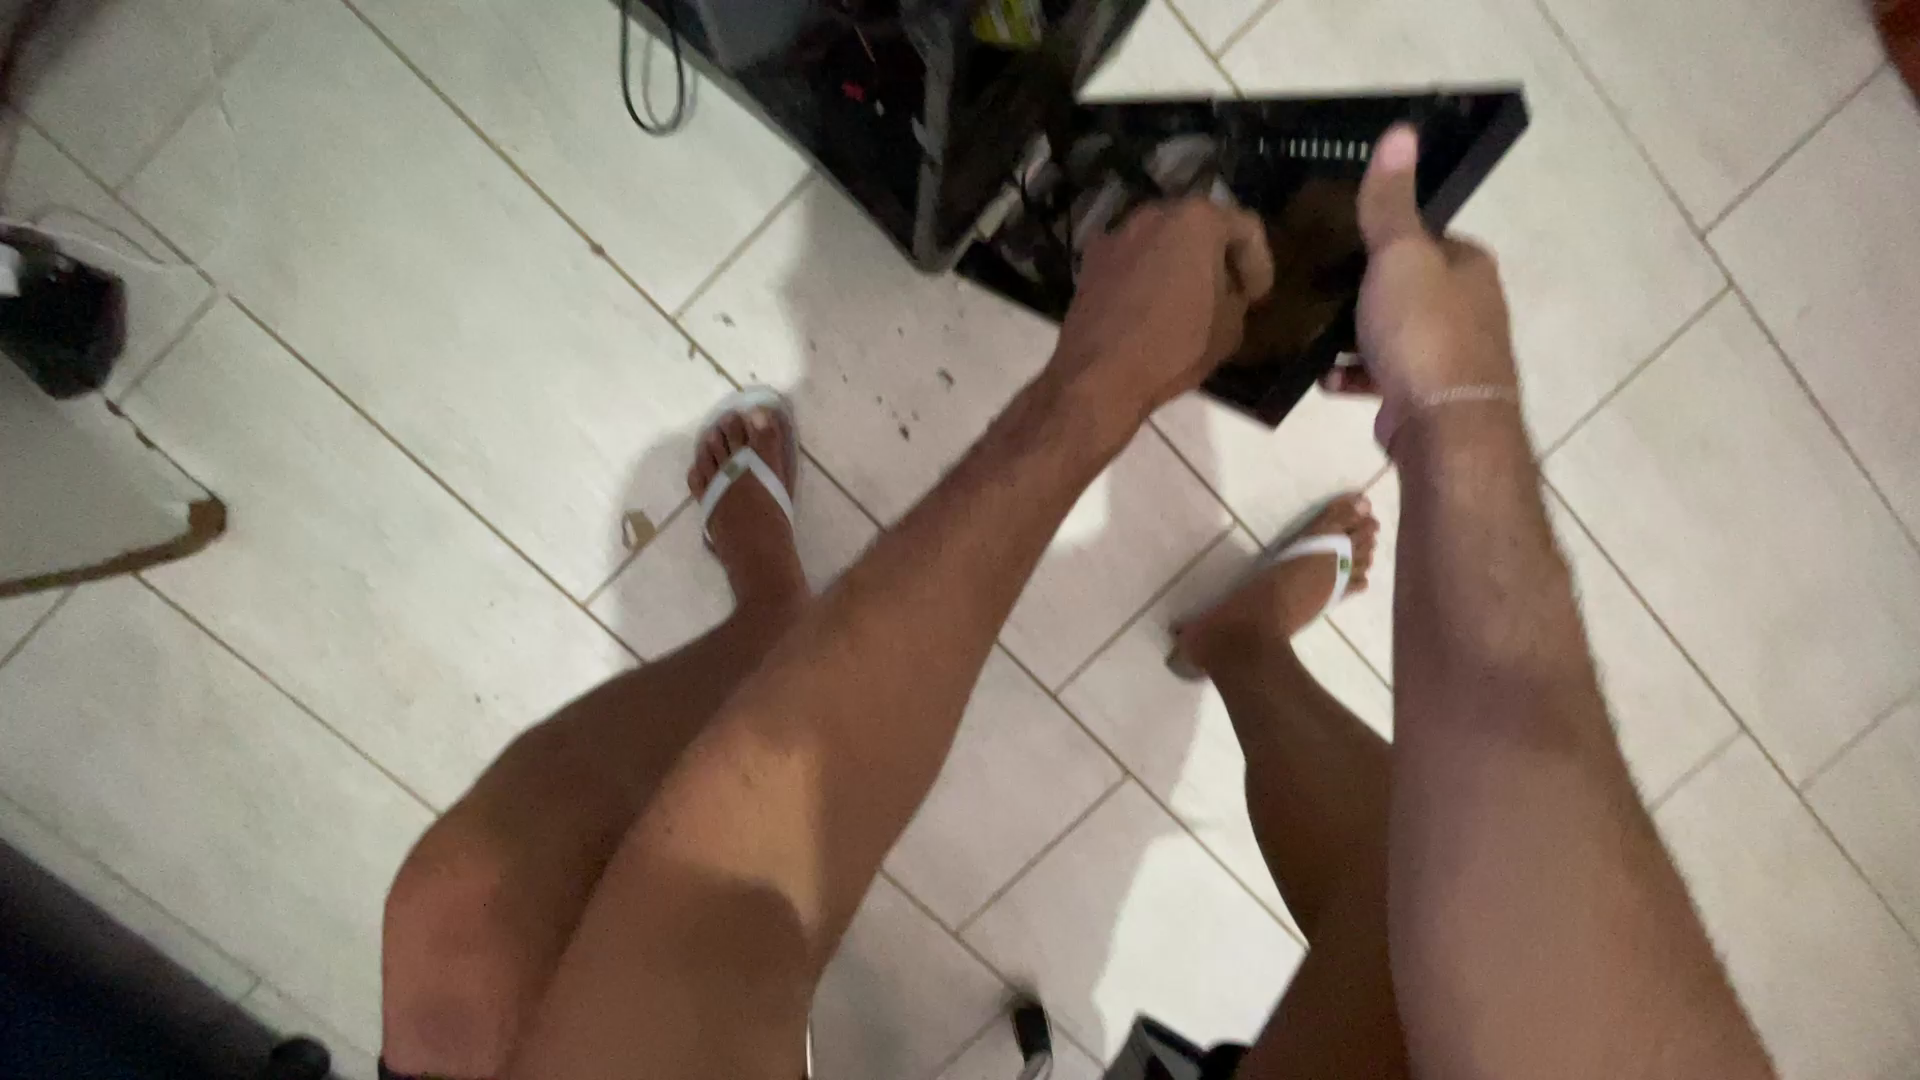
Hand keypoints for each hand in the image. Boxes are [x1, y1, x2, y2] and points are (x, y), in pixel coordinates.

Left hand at [1048, 197, 1274, 425]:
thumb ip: (1237, 299)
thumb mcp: (1229, 329)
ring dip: (1176, 265)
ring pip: (1159, 243)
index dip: (1259, 264)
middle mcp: (1152, 215)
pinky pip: (1129, 264)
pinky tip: (1147, 309)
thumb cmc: (1173, 348)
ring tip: (1184, 301)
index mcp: (1197, 220)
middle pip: (1197, 229)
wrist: (1097, 376)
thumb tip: (1226, 294)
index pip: (1245, 230)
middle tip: (1225, 293)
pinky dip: (1143, 278)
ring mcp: (1115, 237)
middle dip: (1215, 259)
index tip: (1258, 297)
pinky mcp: (1088, 265)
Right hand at [1325, 125, 1519, 448]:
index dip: (1385, 243)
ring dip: (1356, 340)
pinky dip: (1356, 375)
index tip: (1343, 251)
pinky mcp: (1428, 394)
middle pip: (1408, 289)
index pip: (1426, 240)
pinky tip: (1328, 379)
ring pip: (1395, 335)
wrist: (1443, 419)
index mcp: (1469, 266)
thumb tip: (1400, 130)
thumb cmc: (1422, 330)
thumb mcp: (1398, 256)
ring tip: (1316, 340)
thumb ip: (1390, 205)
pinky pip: (1385, 375)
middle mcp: (1470, 306)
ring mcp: (1451, 355)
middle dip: (1366, 295)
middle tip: (1321, 296)